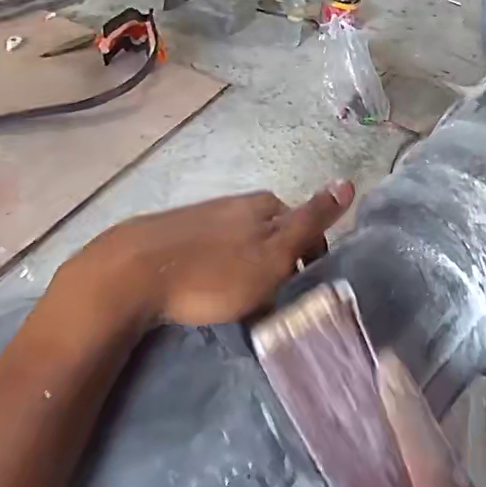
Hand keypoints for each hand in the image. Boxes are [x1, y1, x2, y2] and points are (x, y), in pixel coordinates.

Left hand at [52, 182, 354, 328]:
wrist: (137, 271)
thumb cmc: (216, 271)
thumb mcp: (275, 252)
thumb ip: (312, 220)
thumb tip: (348, 182)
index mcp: (265, 205)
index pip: (307, 228)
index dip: (310, 262)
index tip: (302, 297)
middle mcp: (238, 204)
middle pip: (274, 235)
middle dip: (280, 266)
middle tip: (272, 304)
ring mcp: (207, 216)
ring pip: (245, 244)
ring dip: (250, 270)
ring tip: (240, 304)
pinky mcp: (180, 233)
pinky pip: (216, 251)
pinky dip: (222, 271)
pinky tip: (209, 291)